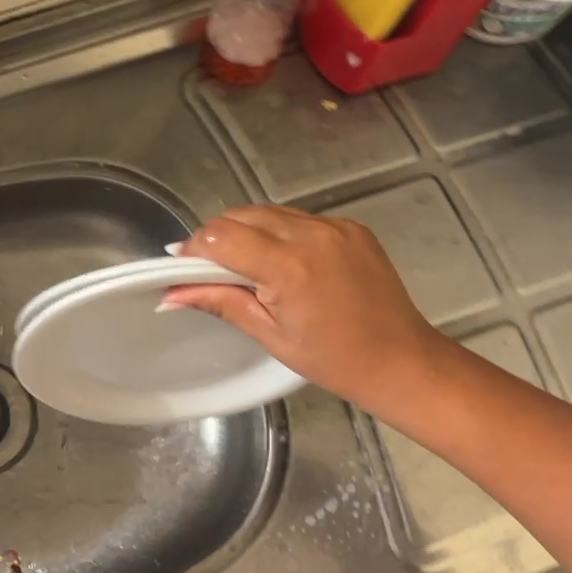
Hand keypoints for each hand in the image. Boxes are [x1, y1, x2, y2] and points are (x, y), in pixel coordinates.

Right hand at [161, 207, 450, 411]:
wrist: (401, 359)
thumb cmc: (332, 358)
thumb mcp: (268, 334)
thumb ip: (218, 302)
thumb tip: (170, 295)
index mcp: (287, 266)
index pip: (220, 236)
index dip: (194, 249)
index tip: (181, 267)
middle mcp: (310, 234)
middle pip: (240, 216)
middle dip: (216, 238)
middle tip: (209, 271)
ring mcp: (334, 226)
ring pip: (267, 213)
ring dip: (246, 231)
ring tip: (244, 266)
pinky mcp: (349, 226)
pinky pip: (297, 219)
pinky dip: (277, 232)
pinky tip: (280, 261)